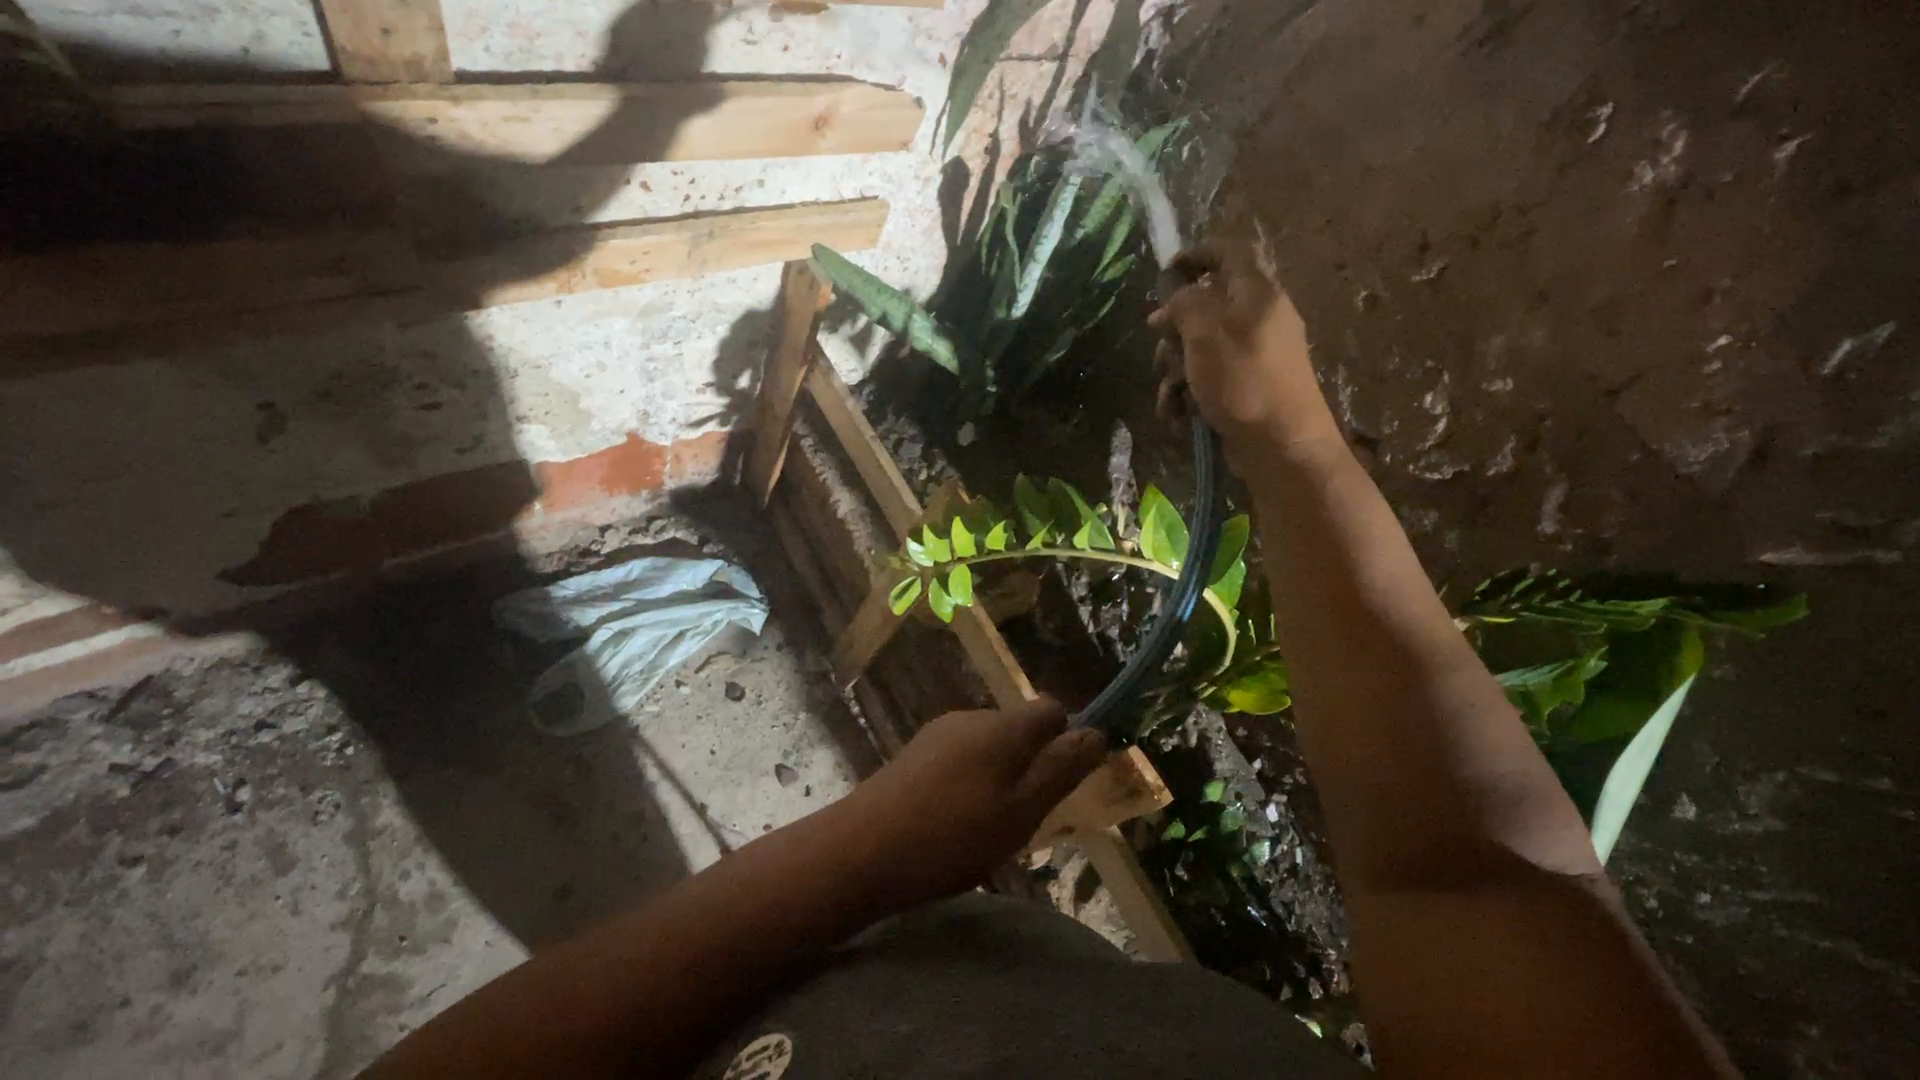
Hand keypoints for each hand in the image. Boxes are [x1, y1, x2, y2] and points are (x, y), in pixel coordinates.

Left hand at [831, 699, 1105, 907]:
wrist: (860, 852)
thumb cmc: (953, 835)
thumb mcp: (1022, 811)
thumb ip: (1061, 770)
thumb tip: (1097, 732)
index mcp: (1003, 726)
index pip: (1051, 710)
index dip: (1067, 739)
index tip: (1066, 784)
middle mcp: (970, 718)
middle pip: (1019, 729)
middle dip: (1032, 766)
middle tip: (1028, 820)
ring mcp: (936, 736)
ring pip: (988, 748)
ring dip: (1000, 780)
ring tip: (989, 830)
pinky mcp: (912, 758)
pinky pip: (959, 762)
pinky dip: (970, 787)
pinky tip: (954, 827)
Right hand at [1148, 239, 1339, 454]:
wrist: (1282, 445)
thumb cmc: (1243, 382)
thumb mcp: (1205, 335)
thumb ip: (1184, 305)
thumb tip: (1172, 299)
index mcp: (1258, 294)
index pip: (1231, 251)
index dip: (1198, 253)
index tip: (1166, 272)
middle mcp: (1260, 318)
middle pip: (1208, 305)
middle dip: (1176, 328)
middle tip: (1160, 346)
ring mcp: (1256, 354)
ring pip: (1202, 346)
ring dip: (1177, 368)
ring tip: (1170, 394)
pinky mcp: (1249, 386)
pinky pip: (1211, 377)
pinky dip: (1190, 393)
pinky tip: (1177, 415)